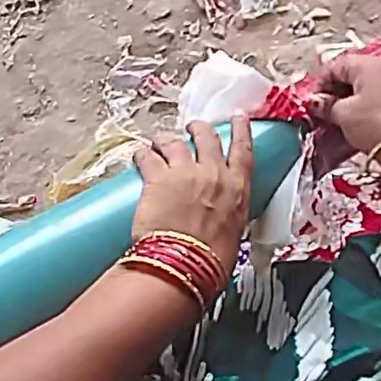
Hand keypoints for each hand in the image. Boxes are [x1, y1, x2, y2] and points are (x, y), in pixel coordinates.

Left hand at [131, 116, 253, 272]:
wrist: (186, 264)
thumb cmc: (212, 259)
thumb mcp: (233, 234)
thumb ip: (227, 220)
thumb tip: (221, 229)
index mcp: (237, 189)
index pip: (243, 150)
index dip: (242, 130)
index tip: (240, 117)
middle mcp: (214, 174)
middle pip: (207, 138)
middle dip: (199, 129)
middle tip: (193, 127)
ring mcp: (185, 172)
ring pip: (175, 141)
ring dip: (166, 139)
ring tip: (158, 142)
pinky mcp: (157, 177)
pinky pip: (147, 156)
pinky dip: (142, 154)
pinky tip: (138, 157)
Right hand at [305, 53, 380, 156]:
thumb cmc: (375, 123)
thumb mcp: (344, 114)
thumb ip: (326, 105)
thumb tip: (316, 103)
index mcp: (367, 64)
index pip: (335, 65)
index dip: (319, 83)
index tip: (312, 100)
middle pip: (350, 75)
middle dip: (333, 92)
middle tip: (321, 110)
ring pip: (362, 88)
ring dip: (346, 101)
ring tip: (335, 118)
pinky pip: (374, 98)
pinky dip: (361, 107)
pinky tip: (353, 122)